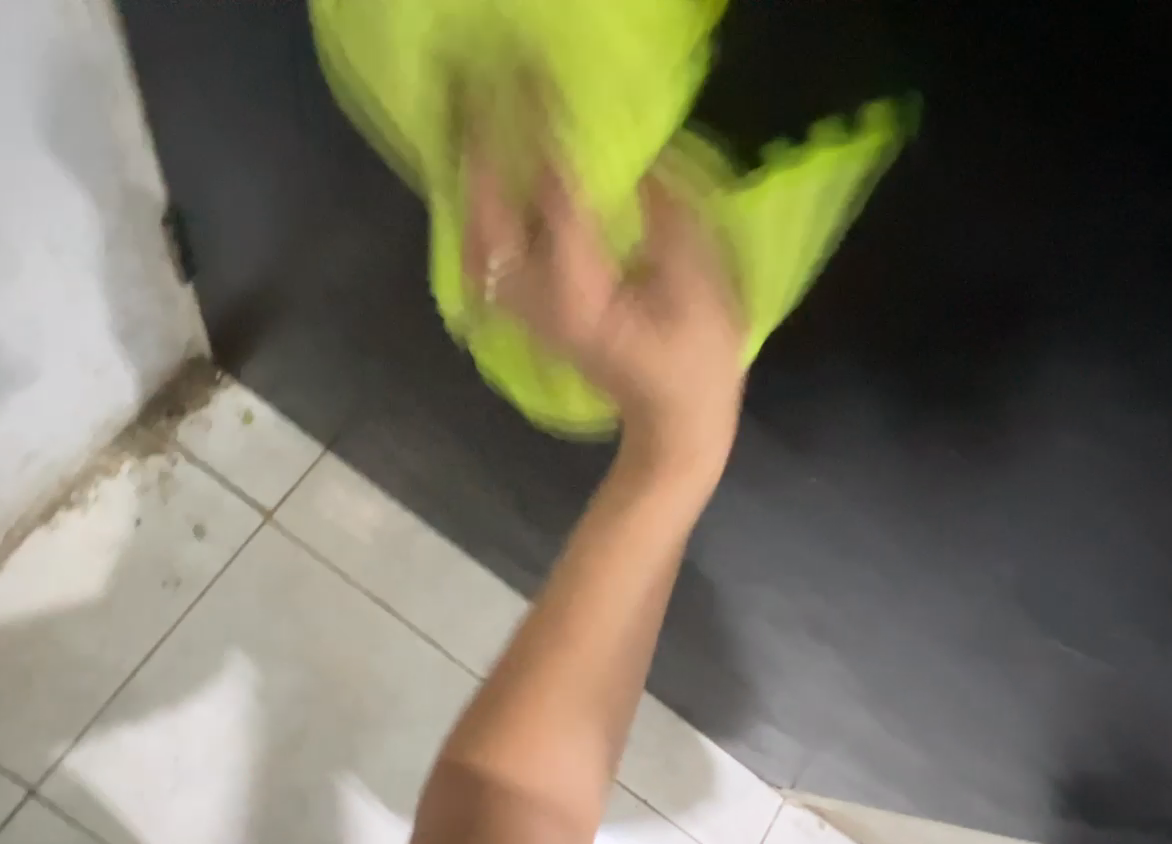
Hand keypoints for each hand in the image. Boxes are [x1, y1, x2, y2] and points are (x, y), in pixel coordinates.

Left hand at [462, 141, 747, 480]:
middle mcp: (540, 303)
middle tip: (482, 110)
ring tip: (476, 145)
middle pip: (492, 225)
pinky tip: (484, 204)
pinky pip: (487, 270)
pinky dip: (478, 231)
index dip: (546, 140)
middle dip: (484, 162)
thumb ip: (667, 217)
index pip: (554, 199)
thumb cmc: (696, 360)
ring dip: (473, 195)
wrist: (670, 422)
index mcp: (582, 292)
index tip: (541, 93)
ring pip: (479, 248)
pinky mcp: (531, 321)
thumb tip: (638, 162)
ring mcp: (529, 317)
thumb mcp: (699, 284)